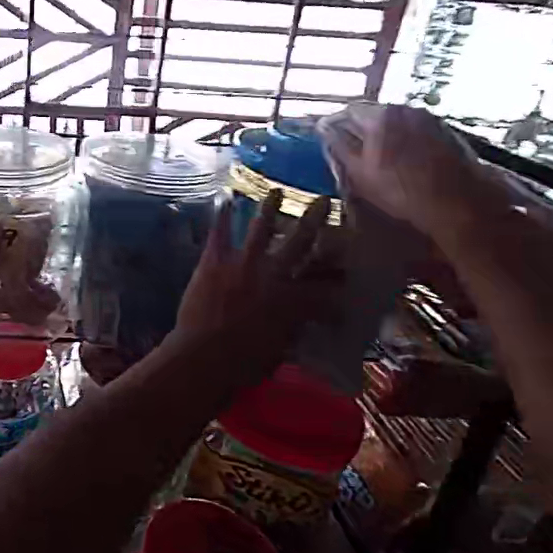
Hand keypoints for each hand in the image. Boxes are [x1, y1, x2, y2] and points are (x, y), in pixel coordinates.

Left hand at [172, 188, 334, 388]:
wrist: (205, 355)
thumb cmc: (246, 362)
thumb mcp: (283, 347)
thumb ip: (293, 326)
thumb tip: (300, 319)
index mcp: (297, 299)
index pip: (326, 282)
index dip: (338, 274)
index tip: (348, 259)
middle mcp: (275, 275)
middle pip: (300, 242)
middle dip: (314, 220)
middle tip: (322, 199)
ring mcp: (242, 264)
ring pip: (260, 229)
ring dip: (268, 208)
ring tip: (274, 191)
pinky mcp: (213, 263)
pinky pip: (219, 235)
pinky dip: (221, 217)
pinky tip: (223, 200)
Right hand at [319, 103, 505, 247]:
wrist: (462, 205)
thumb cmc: (401, 190)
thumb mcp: (358, 171)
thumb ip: (338, 145)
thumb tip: (324, 129)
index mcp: (380, 116)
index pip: (345, 113)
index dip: (333, 127)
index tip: (329, 142)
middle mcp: (406, 110)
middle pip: (372, 115)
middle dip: (360, 131)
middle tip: (353, 154)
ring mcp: (430, 120)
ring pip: (394, 123)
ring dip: (383, 136)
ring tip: (379, 159)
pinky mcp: (447, 133)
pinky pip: (414, 130)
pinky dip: (403, 140)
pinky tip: (403, 161)